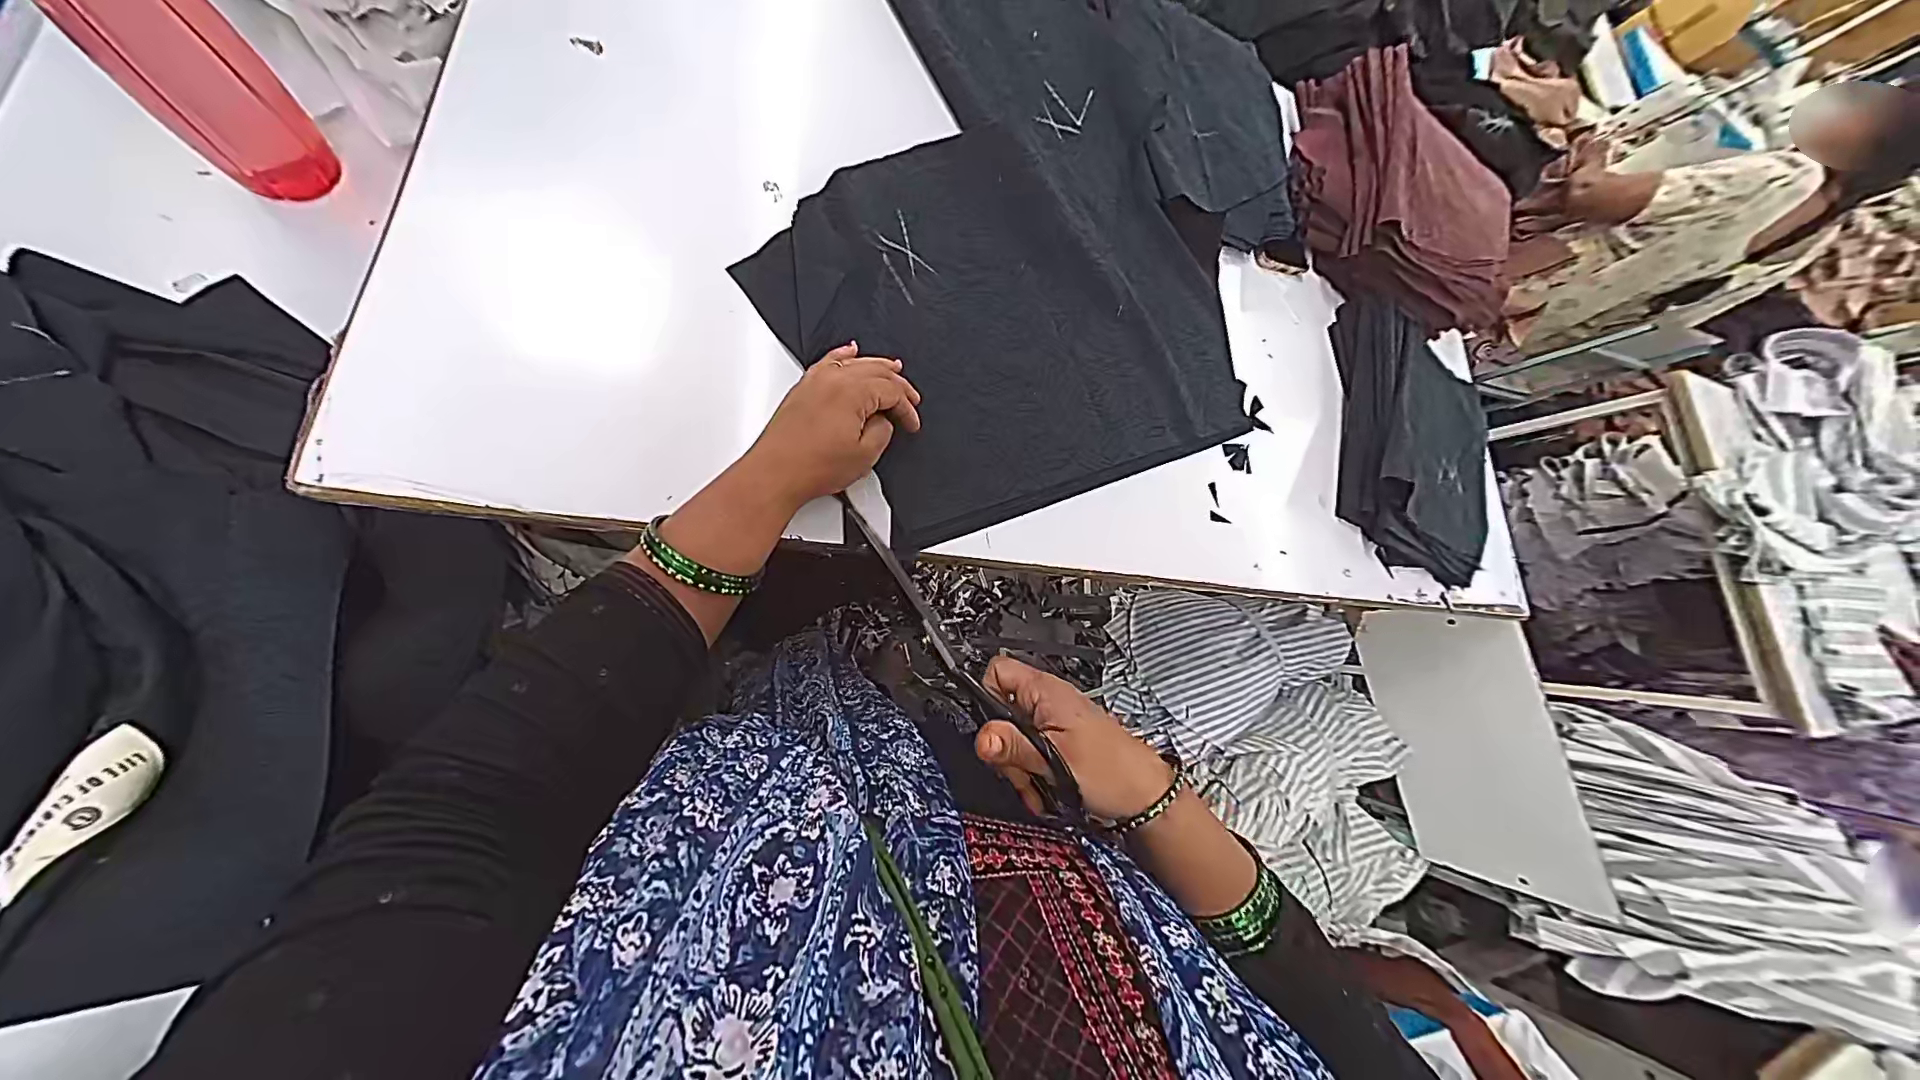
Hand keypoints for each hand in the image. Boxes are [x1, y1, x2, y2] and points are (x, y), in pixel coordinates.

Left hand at [739, 343, 921, 510]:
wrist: (776, 474)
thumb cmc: (811, 467)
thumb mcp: (864, 456)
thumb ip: (882, 431)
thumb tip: (884, 422)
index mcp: (852, 392)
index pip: (891, 391)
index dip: (907, 408)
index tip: (911, 422)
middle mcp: (833, 380)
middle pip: (876, 371)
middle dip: (898, 384)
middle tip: (910, 398)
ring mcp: (815, 381)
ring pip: (855, 362)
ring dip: (877, 366)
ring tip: (892, 369)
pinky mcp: (803, 388)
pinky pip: (829, 361)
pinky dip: (843, 356)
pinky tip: (850, 353)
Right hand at [975, 655, 1175, 820]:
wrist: (1145, 797)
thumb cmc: (1114, 771)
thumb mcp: (1054, 761)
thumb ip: (1013, 747)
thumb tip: (982, 738)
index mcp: (1046, 691)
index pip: (997, 672)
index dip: (986, 698)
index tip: (995, 732)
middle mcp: (1048, 700)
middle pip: (1000, 712)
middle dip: (1006, 747)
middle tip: (1022, 766)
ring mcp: (1053, 721)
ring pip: (1013, 737)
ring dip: (1019, 766)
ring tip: (1039, 783)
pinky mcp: (1058, 740)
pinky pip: (1029, 752)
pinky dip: (1032, 773)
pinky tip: (1045, 788)